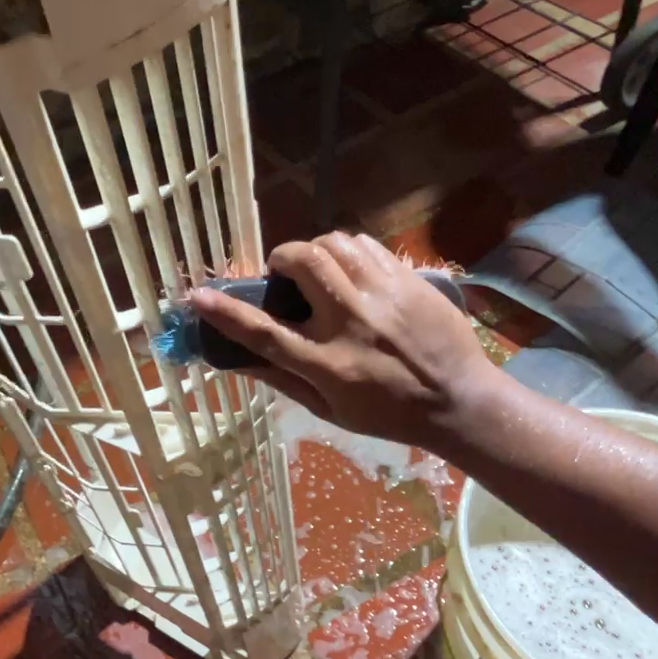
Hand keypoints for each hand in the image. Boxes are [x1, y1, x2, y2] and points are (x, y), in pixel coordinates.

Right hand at [189, 233, 511, 451]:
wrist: (460, 402)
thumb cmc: (387, 414)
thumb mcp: (329, 409)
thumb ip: (282, 380)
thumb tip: (237, 360)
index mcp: (326, 364)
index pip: (265, 333)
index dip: (226, 313)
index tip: (198, 296)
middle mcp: (351, 324)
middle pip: (303, 264)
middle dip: (283, 258)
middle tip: (284, 273)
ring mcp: (383, 297)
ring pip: (335, 244)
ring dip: (315, 251)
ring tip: (319, 269)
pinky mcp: (408, 281)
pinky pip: (366, 245)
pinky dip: (347, 250)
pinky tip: (350, 269)